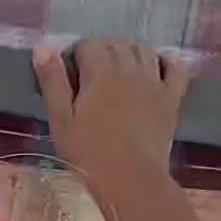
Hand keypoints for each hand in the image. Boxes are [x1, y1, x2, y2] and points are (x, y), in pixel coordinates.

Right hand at [33, 38, 190, 195]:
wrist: (129, 176)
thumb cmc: (86, 150)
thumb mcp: (60, 117)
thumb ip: (52, 81)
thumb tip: (43, 46)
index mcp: (101, 72)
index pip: (88, 45)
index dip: (74, 53)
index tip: (65, 71)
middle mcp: (131, 68)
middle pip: (116, 43)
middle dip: (99, 50)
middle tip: (85, 72)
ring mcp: (155, 81)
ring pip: (143, 50)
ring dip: (127, 51)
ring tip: (114, 69)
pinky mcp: (171, 96)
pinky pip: (176, 66)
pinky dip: (166, 59)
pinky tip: (157, 64)